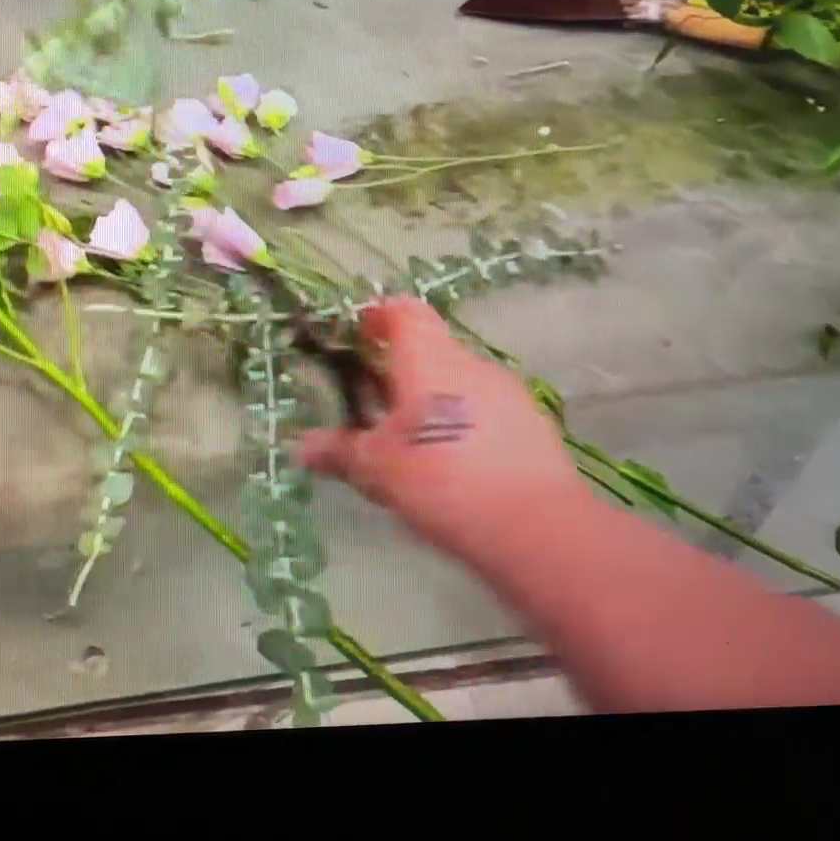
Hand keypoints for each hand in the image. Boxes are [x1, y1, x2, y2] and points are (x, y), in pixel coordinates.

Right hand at [298, 298, 581, 552]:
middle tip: (370, 400)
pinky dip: (462, 425)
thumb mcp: (374, 467)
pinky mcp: (534, 427)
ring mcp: (509, 395)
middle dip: (399, 368)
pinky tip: (449, 463)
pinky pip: (486, 411)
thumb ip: (338, 451)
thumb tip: (302, 447)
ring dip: (432, 399)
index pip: (404, 312)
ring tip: (409, 438)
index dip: (378, 316)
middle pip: (431, 349)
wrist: (537, 529)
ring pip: (459, 382)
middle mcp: (471, 365)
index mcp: (428, 360)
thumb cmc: (439, 478)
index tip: (357, 334)